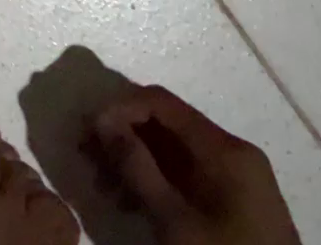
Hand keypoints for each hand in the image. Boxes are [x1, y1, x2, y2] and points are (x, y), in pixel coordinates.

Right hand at [91, 85, 301, 244]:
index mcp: (225, 148)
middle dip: (120, 137)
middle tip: (85, 158)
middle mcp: (232, 151)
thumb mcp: (173, 218)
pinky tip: (129, 201)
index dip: (118, 108)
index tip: (89, 133)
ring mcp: (234, 176)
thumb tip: (100, 118)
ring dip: (131, 161)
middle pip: (163, 124)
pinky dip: (153, 179)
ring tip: (103, 188)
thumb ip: (135, 165)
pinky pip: (183, 173)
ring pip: (169, 150)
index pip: (159, 101)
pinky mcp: (232, 199)